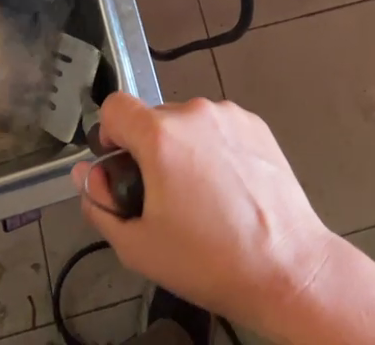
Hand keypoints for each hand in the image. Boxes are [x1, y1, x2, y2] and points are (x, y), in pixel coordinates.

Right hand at [69, 94, 341, 334]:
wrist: (288, 268)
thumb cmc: (210, 261)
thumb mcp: (138, 246)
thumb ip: (99, 204)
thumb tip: (87, 175)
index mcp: (160, 135)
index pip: (114, 106)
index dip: (109, 135)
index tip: (121, 166)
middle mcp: (194, 113)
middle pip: (152, 118)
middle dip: (148, 150)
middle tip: (163, 197)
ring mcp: (229, 115)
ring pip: (187, 124)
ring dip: (183, 149)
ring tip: (201, 198)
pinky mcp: (256, 125)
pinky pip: (218, 128)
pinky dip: (214, 149)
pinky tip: (228, 189)